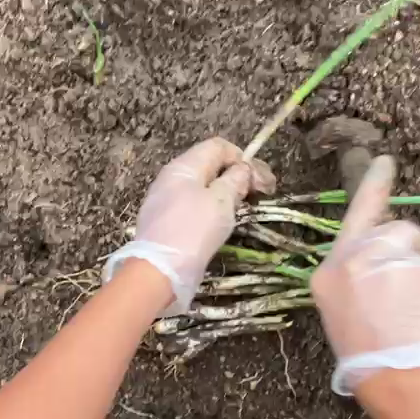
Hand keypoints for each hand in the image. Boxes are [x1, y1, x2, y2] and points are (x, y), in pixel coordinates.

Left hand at [103, 138, 274, 313]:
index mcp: (184, 166)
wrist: (159, 271)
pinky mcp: (164, 223)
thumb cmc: (193, 230)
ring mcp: (164, 201)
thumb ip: (235, 180)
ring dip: (224, 195)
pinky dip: (209, 210)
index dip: (243, 158)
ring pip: (200, 189)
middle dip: (236, 177)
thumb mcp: (222, 201)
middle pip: (209, 167)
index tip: (260, 181)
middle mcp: (170, 178)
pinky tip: (218, 225)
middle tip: (258, 196)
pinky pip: (191, 208)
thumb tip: (242, 170)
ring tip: (240, 211)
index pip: (218, 147)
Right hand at [309, 155, 419, 394]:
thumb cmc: (365, 357)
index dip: (373, 187)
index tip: (385, 162)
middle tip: (407, 292)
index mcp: (330, 272)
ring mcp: (394, 261)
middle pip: (394, 231)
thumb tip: (380, 263)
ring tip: (416, 313)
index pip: (356, 217)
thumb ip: (354, 280)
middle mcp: (358, 258)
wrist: (401, 379)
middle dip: (406, 250)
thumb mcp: (340, 314)